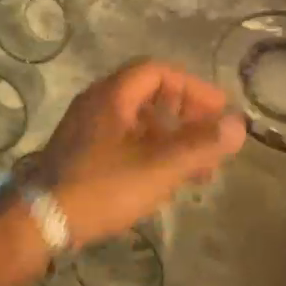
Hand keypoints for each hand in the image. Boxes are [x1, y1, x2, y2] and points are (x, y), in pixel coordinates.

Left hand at [31, 60, 245, 246]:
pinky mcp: (86, 148)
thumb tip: (237, 123)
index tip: (222, 111)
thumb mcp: (159, 166)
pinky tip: (172, 177)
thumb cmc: (104, 184)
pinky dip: (154, 149)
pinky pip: (127, 137)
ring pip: (139, 119)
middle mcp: (97, 101)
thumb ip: (199, 144)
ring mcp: (89, 125)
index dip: (192, 86)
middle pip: (148, 92)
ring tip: (203, 168)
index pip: (155, 71)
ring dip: (173, 136)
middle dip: (186, 112)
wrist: (47, 214)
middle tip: (215, 140)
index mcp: (111, 94)